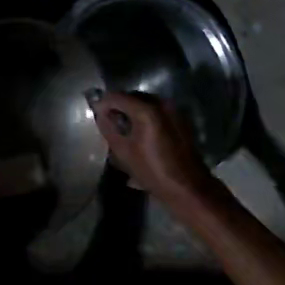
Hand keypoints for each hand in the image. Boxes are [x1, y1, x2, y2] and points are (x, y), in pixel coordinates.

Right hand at [86, 89, 214, 204]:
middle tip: (108, 122)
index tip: (95, 114)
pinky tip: (140, 134)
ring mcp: (174, 111)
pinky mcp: (180, 120)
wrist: (188, 188)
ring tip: (123, 129)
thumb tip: (100, 113)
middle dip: (118, 107)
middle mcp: (161, 104)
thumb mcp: (123, 151)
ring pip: (145, 104)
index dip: (103, 103)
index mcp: (146, 110)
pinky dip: (145, 117)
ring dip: (132, 112)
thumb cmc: (152, 171)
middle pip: (132, 97)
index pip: (116, 96)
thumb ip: (108, 127)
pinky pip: (157, 112)